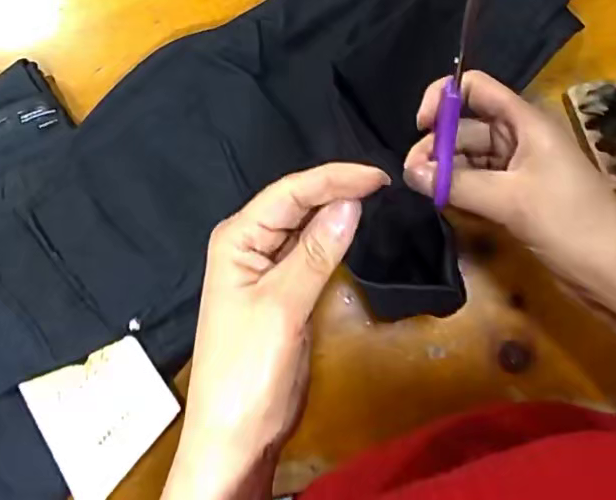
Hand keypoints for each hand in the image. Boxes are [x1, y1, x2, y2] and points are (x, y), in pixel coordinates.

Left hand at [164, 163, 389, 499]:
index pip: (288, 193)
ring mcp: (265, 265)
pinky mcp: (282, 287)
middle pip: (296, 203)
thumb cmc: (247, 370)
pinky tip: (352, 225)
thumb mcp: (283, 307)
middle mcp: (249, 242)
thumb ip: (316, 252)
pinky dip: (332, 236)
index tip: (376, 177)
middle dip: (335, 187)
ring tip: (374, 193)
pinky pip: (309, 249)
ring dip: (335, 207)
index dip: (332, 179)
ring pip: (304, 223)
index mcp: (238, 236)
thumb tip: (351, 202)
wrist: (234, 439)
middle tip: (381, 182)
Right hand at [402, 71, 615, 305]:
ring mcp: (518, 169)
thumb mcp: (512, 202)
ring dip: (444, 169)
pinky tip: (442, 201)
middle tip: (412, 175)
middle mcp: (519, 138)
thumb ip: (458, 185)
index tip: (421, 126)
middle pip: (465, 125)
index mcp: (526, 123)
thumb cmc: (573, 226)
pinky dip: (458, 188)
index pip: (476, 87)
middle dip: (437, 144)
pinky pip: (478, 181)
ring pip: (468, 156)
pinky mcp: (517, 196)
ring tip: (423, 190)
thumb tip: (410, 173)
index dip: (444, 97)